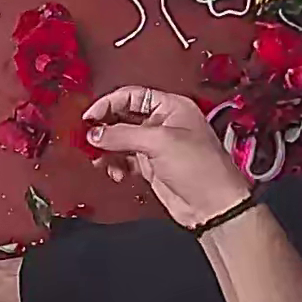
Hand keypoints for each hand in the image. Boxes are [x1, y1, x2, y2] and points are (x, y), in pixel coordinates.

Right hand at [84, 85, 253, 228]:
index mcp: (171, 107)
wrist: (213, 205)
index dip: (109, 104)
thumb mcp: (160, 142)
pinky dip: (115, 164)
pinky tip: (114, 171)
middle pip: (124, 117)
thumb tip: (95, 133)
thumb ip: (123, 135)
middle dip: (105, 127)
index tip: (90, 117)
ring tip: (98, 158)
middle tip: (88, 137)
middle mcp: (163, 123)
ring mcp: (156, 145)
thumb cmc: (201, 167)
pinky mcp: (151, 166)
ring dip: (107, 148)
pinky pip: (125, 159)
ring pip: (121, 140)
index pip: (132, 96)